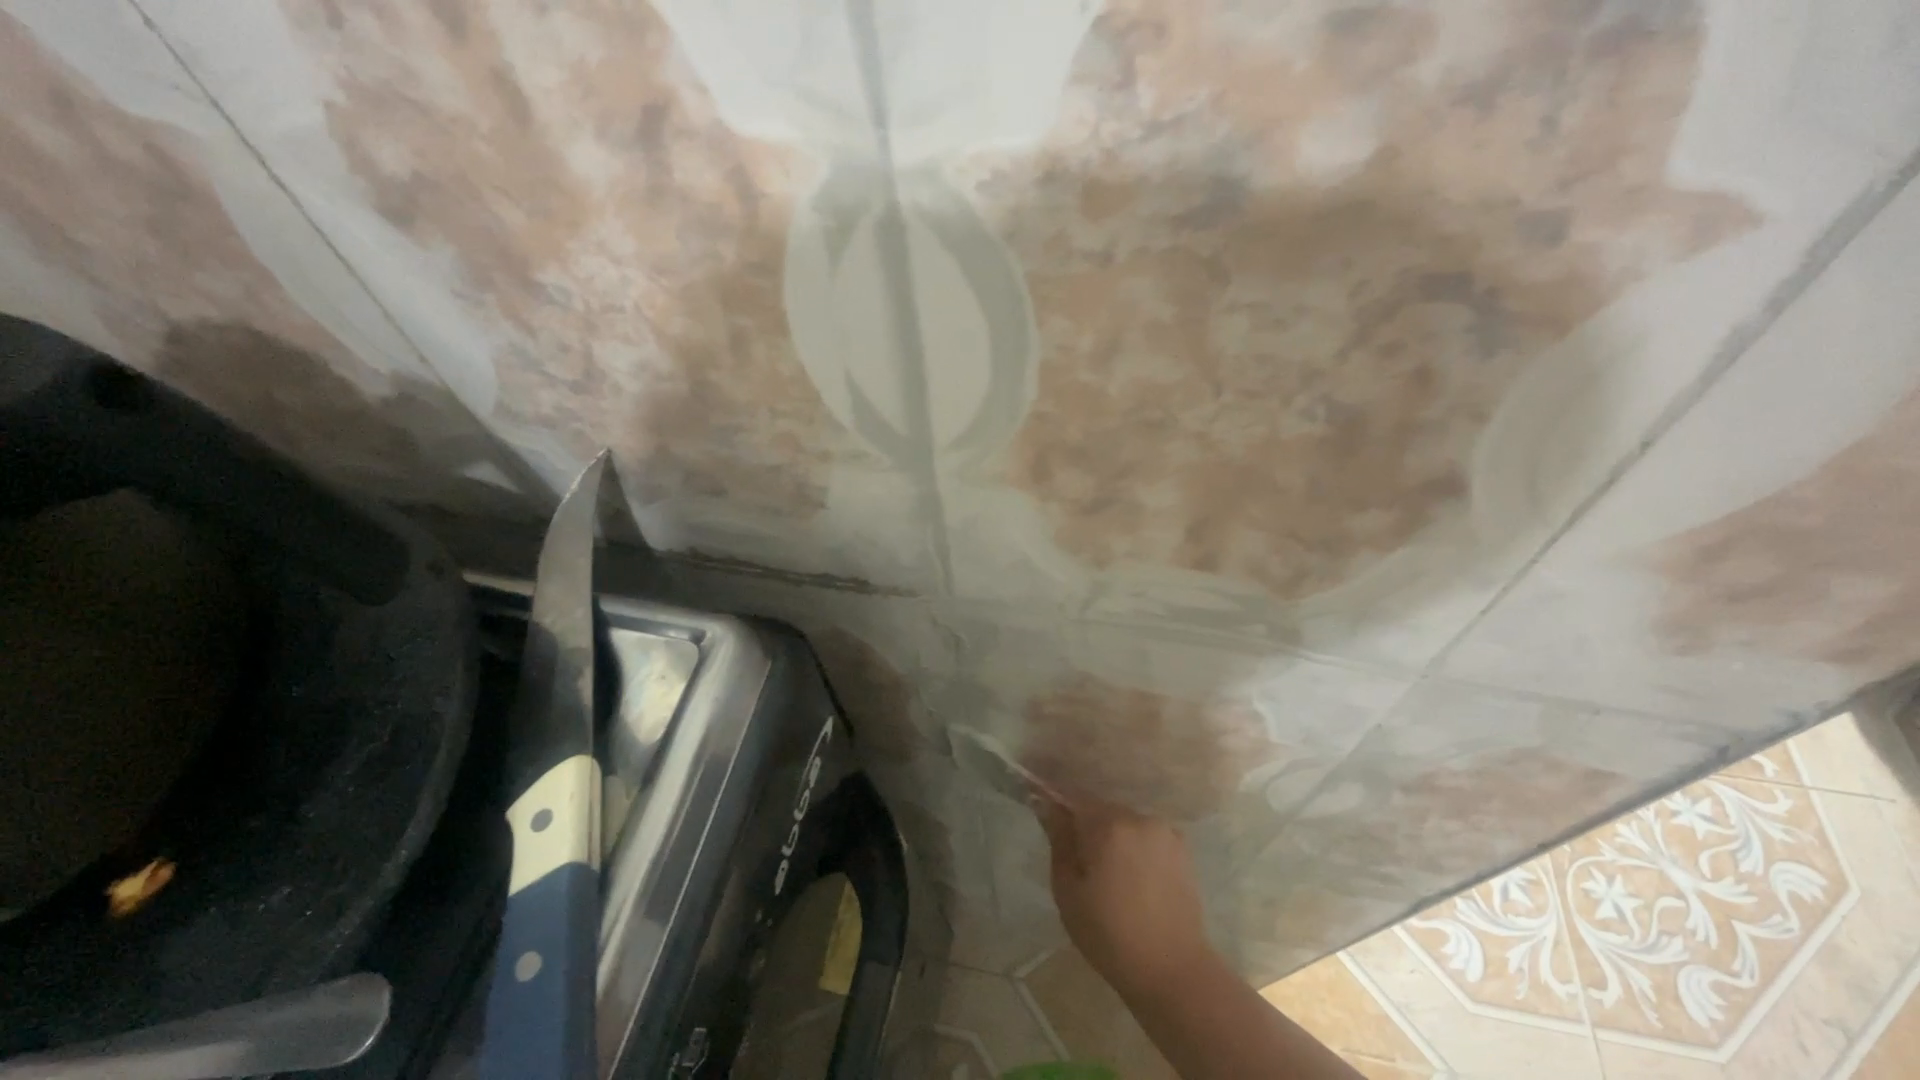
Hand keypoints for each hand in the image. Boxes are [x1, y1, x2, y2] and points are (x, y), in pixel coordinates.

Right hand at [1035, 794, 1215, 998]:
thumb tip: (1049, 807)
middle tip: (1078, 863)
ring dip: (1113, 837)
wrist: (1171, 968)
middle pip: (1102, 809)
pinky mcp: (1182, 849)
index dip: (1057, 804)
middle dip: (1087, 826)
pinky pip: (1147, 836)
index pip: (1074, 797)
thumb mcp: (1068, 891)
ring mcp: (1165, 832)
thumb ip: (1059, 842)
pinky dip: (1135, 847)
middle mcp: (1139, 818)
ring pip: (1126, 823)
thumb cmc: (1108, 934)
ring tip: (1108, 876)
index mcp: (1108, 825)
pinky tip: (1133, 879)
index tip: (1048, 821)